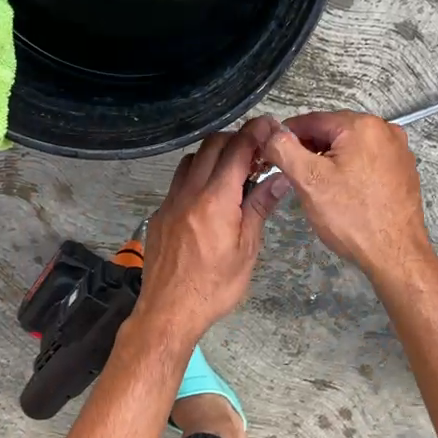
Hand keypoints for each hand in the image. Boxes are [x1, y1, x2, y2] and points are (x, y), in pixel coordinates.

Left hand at [133, 116, 291, 343]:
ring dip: (214, 156)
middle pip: (212, 146)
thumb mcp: (246, 251)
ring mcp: (170, 203)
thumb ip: (259, 209)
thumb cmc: (213, 288)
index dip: (255, 132)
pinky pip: (178, 183)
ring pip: (191, 161)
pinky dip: (196, 177)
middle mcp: (189, 194)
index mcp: (216, 200)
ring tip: (233, 172)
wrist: (169, 311)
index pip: (237, 150)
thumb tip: (277, 180)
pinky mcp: (160, 216)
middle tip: (256, 152)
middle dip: (236, 139)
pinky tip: (209, 197)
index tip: (269, 125)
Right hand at [261, 111, 431, 274]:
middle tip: (295, 175)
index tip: (274, 153)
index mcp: (361, 126)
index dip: (287, 136)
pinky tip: (344, 194)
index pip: (312, 120)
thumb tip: (271, 133)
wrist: (394, 254)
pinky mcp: (403, 171)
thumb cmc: (353, 218)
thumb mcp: (309, 181)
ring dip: (330, 161)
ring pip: (351, 148)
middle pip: (334, 132)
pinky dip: (352, 171)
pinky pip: (369, 162)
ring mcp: (398, 151)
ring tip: (319, 189)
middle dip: (311, 150)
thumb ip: (285, 150)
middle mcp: (385, 131)